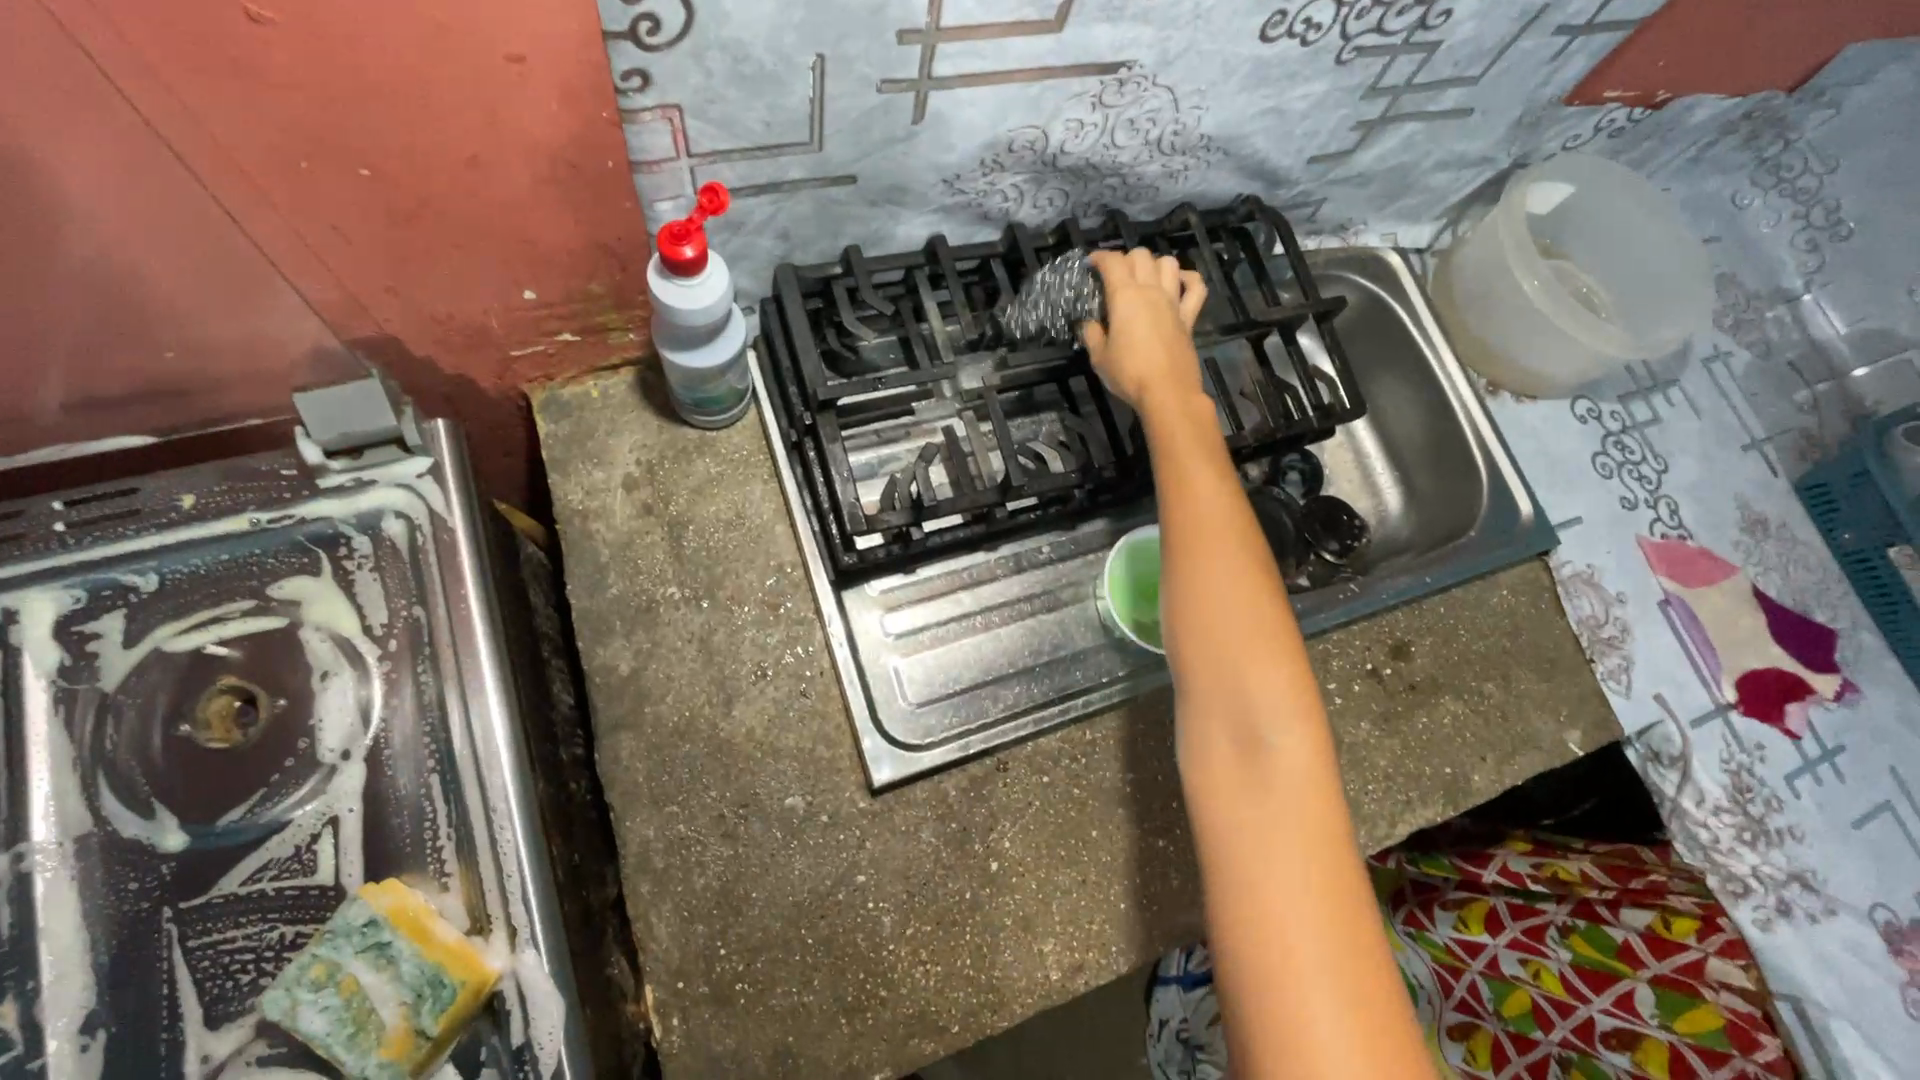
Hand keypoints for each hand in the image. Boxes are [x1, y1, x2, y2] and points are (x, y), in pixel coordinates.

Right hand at [1080, 249, 1207, 414]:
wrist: (1167, 392)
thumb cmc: (1129, 375)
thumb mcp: (1099, 358)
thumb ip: (1092, 334)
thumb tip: (1089, 323)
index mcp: (1125, 297)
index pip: (1112, 262)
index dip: (1099, 257)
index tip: (1090, 263)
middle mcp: (1151, 291)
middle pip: (1141, 255)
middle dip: (1125, 259)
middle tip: (1115, 276)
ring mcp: (1174, 302)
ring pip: (1169, 263)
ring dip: (1155, 264)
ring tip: (1145, 278)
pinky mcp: (1189, 316)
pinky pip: (1196, 287)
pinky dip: (1188, 279)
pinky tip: (1178, 283)